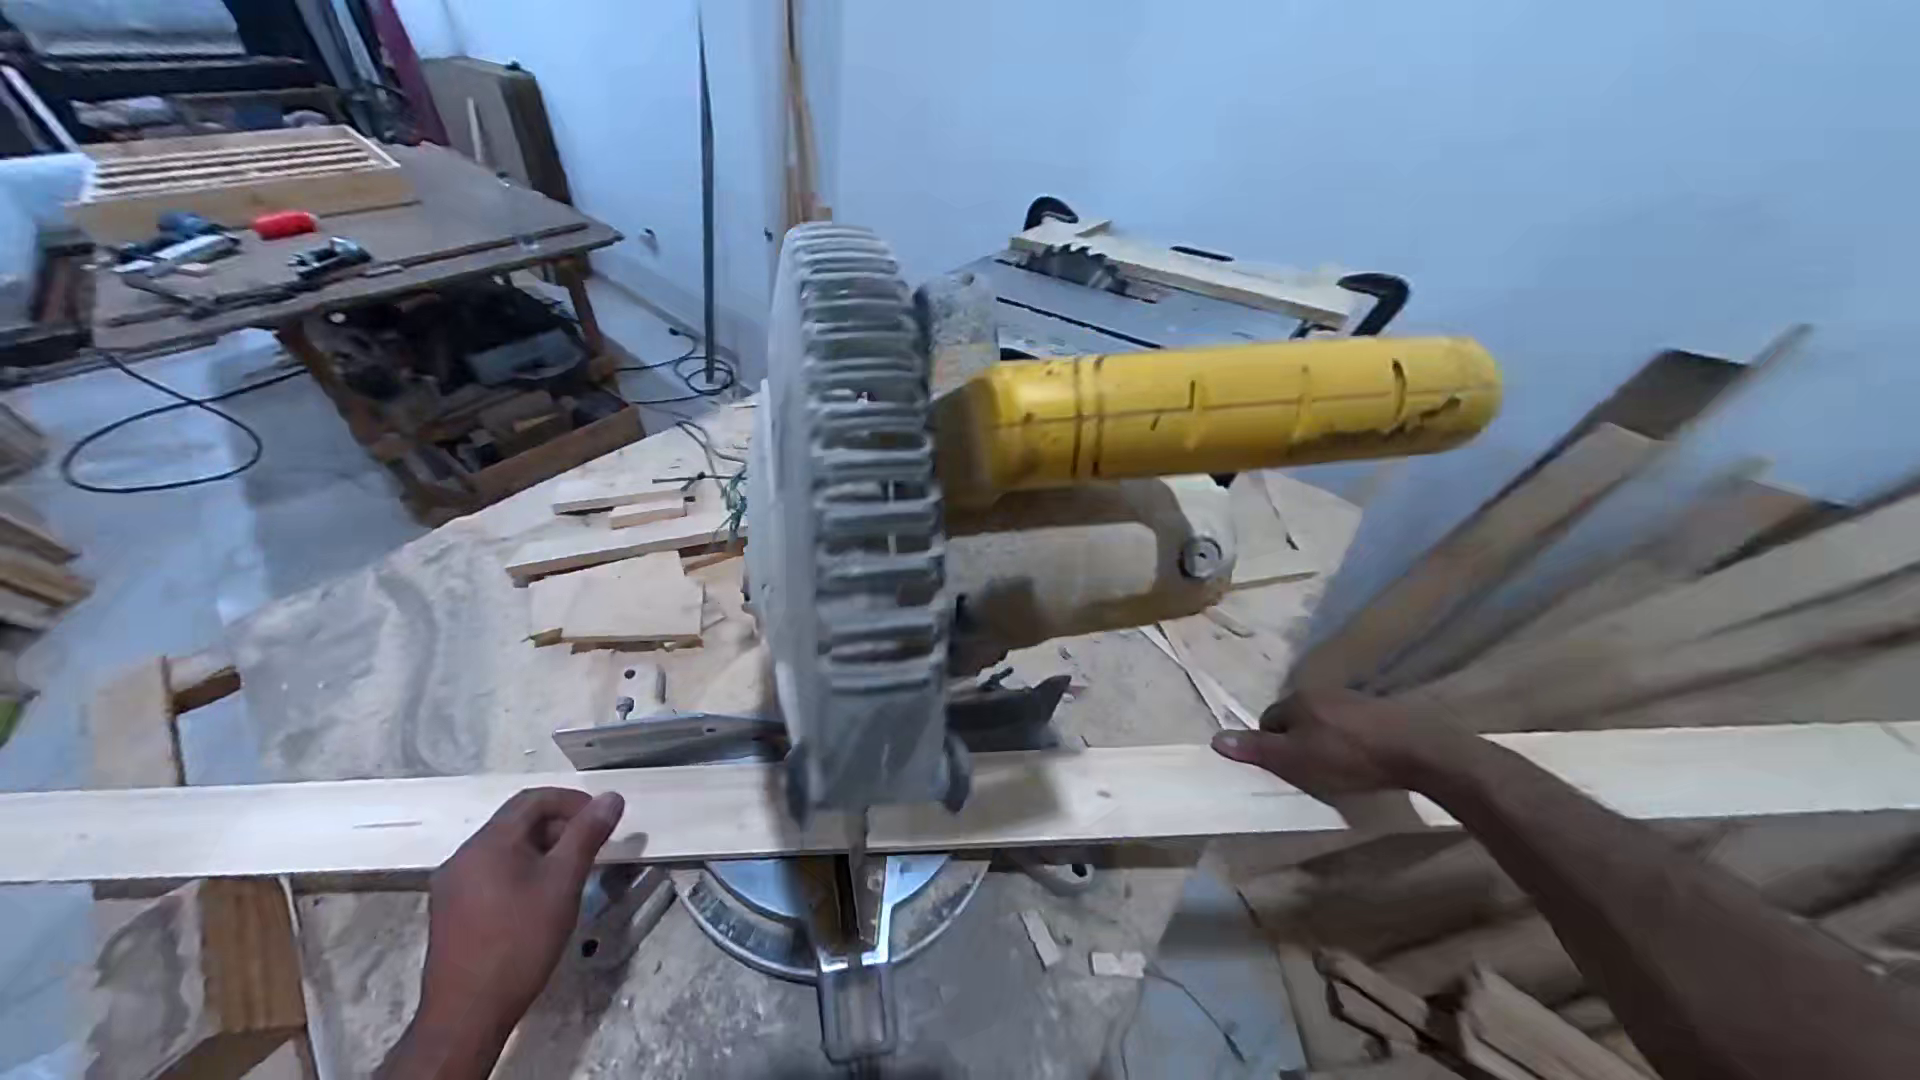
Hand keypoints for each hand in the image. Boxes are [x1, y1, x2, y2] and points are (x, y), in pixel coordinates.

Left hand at [418, 787, 624, 1035]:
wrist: (467, 1015)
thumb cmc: (521, 938)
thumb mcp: (564, 880)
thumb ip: (587, 833)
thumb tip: (611, 797)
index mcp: (488, 843)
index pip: (533, 799)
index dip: (572, 800)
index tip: (601, 818)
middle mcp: (464, 857)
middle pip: (518, 821)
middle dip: (560, 825)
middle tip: (592, 845)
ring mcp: (452, 886)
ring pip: (506, 848)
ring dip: (544, 848)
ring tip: (572, 870)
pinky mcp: (451, 911)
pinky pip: (493, 871)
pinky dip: (523, 869)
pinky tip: (542, 895)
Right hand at [1210, 688, 1474, 800]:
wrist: (1421, 751)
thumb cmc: (1349, 757)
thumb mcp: (1295, 760)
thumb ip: (1256, 749)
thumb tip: (1216, 739)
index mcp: (1297, 700)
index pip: (1268, 720)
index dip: (1271, 746)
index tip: (1286, 769)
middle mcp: (1322, 692)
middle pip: (1297, 718)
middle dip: (1298, 741)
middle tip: (1311, 771)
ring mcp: (1355, 698)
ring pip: (1326, 721)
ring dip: (1326, 740)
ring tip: (1341, 768)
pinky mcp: (1384, 710)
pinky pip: (1354, 725)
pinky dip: (1353, 741)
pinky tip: (1366, 760)